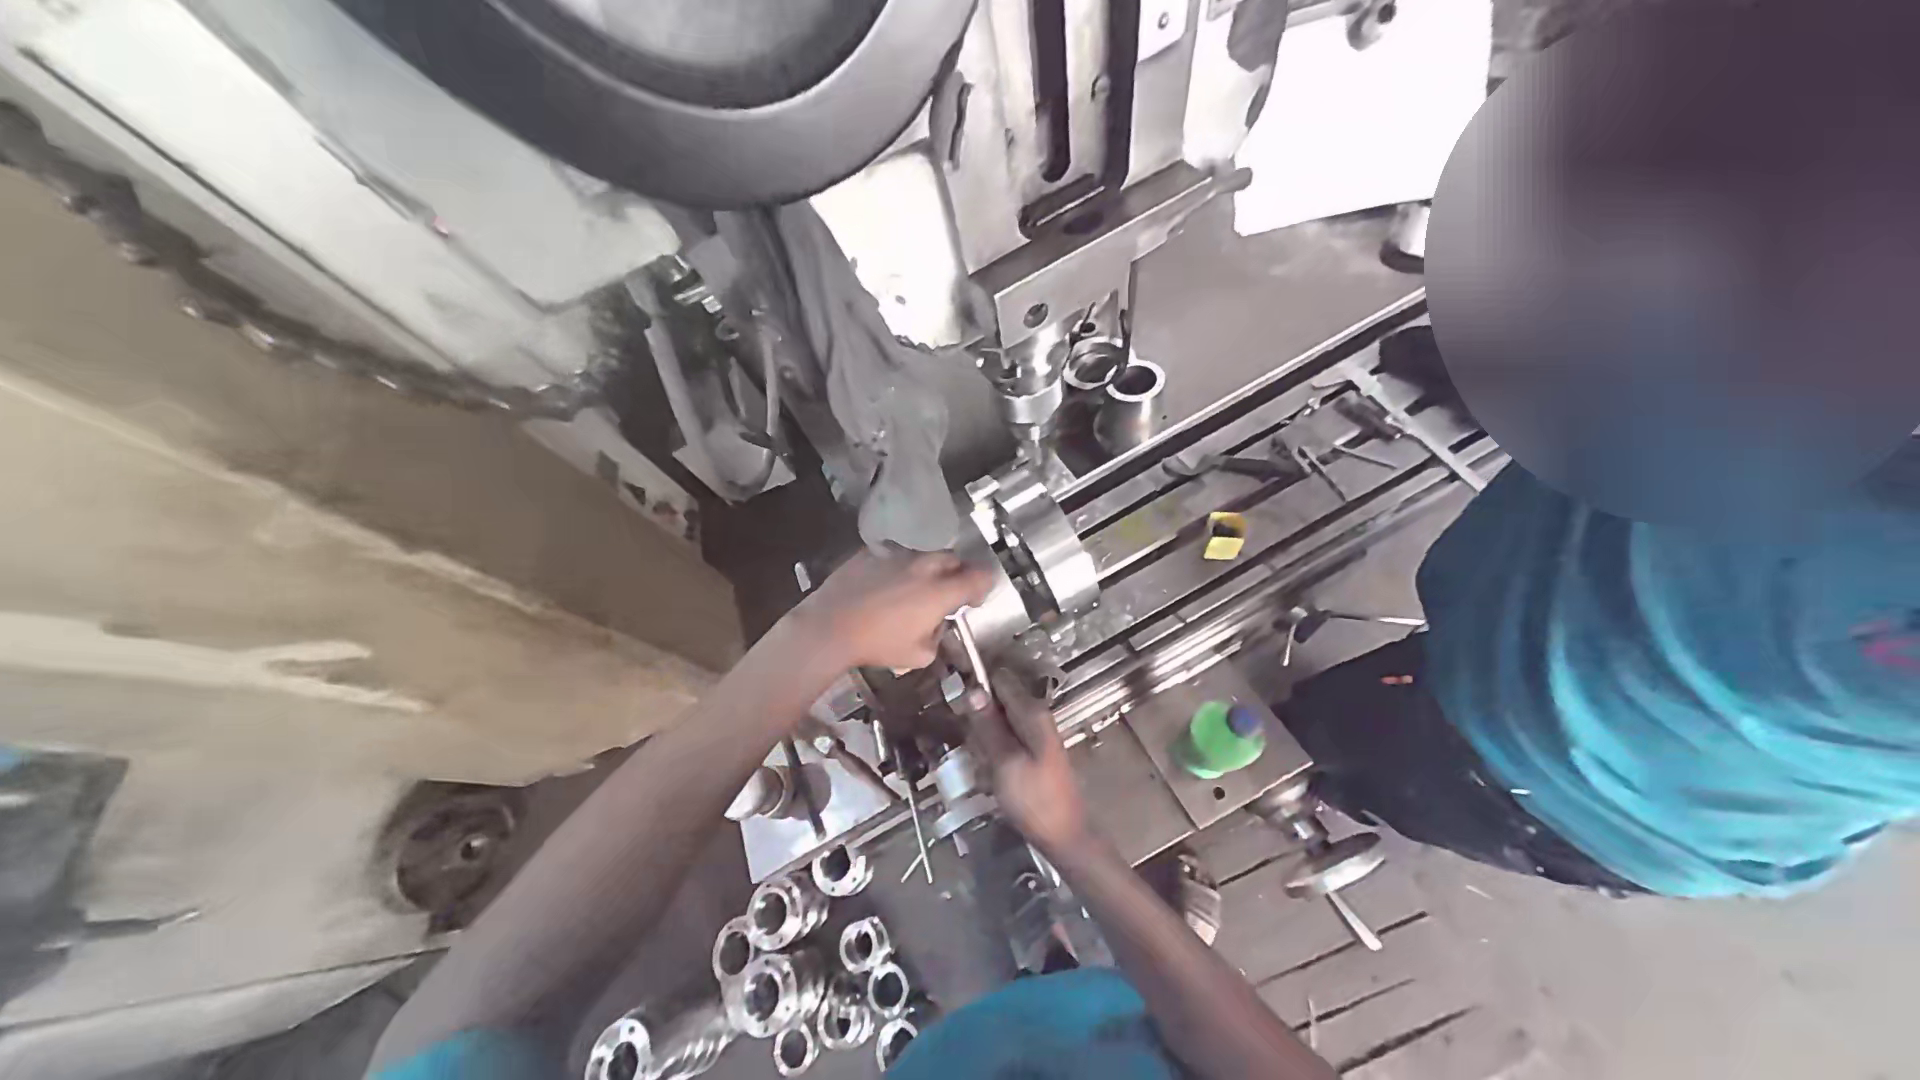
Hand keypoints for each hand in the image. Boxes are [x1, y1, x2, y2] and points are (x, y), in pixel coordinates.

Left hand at [794, 549, 993, 670]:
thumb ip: (936, 638)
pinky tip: (884, 585)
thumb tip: (934, 626)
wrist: (830, 626)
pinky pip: (894, 555)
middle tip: (946, 593)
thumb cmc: (877, 644)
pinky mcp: (871, 552)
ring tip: (912, 589)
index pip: (978, 577)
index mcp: (940, 592)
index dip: (982, 586)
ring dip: (926, 569)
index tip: (973, 599)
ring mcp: (896, 555)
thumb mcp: (917, 656)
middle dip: (956, 574)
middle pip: (953, 560)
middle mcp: (923, 566)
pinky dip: (897, 567)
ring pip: (923, 555)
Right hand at [966, 671, 1091, 855]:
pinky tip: (990, 778)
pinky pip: (1003, 743)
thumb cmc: (1034, 800)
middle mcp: (1035, 716)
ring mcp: (1035, 735)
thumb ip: (988, 725)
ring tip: (983, 768)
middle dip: (978, 722)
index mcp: (1032, 712)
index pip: (1000, 679)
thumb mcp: (1004, 762)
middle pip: (996, 703)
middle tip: (974, 749)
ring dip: (983, 743)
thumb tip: (973, 690)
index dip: (977, 686)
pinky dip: (992, 756)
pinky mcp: (1031, 753)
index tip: (958, 705)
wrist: (1064, 836)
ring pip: (996, 725)